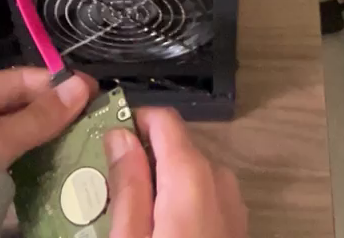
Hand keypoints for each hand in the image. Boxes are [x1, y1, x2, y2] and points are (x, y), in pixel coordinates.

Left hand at [0, 67, 96, 168]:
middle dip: (54, 109)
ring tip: (80, 135)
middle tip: (90, 115)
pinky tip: (58, 157)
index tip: (89, 89)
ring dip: (49, 133)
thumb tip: (82, 86)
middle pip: (20, 104)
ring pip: (21, 130)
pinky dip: (36, 153)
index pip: (18, 80)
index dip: (54, 83)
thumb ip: (38, 116)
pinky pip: (15, 153)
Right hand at [104, 107, 247, 237]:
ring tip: (132, 222)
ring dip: (160, 186)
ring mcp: (232, 201)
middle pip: (174, 147)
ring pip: (186, 174)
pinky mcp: (237, 222)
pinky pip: (202, 196)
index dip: (133, 121)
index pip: (163, 118)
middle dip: (142, 162)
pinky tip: (161, 231)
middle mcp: (218, 177)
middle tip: (110, 194)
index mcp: (192, 174)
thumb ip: (128, 186)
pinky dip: (180, 204)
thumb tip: (119, 137)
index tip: (106, 140)